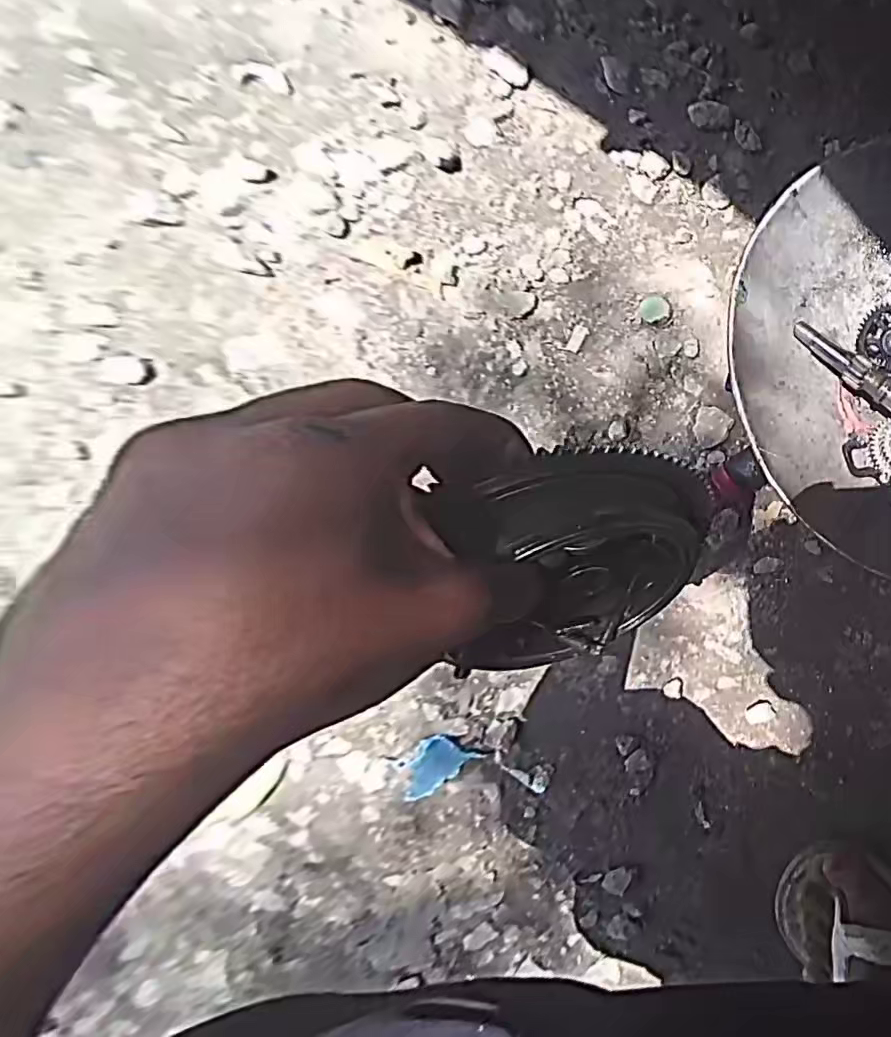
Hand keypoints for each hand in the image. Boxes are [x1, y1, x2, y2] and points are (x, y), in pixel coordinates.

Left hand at [0, 380, 532, 752]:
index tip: (508, 465)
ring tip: (381, 527)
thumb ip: (506, 585)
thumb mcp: (437, 617)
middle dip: (425, 446)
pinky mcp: (127, 500)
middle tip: (453, 489)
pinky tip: (311, 551)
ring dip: (356, 464)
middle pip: (367, 408)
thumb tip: (524, 580)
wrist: (115, 734)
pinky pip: (237, 464)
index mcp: (325, 453)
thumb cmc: (256, 665)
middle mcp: (239, 439)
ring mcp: (170, 464)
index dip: (495, 445)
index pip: (443, 420)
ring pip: (296, 430)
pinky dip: (292, 487)